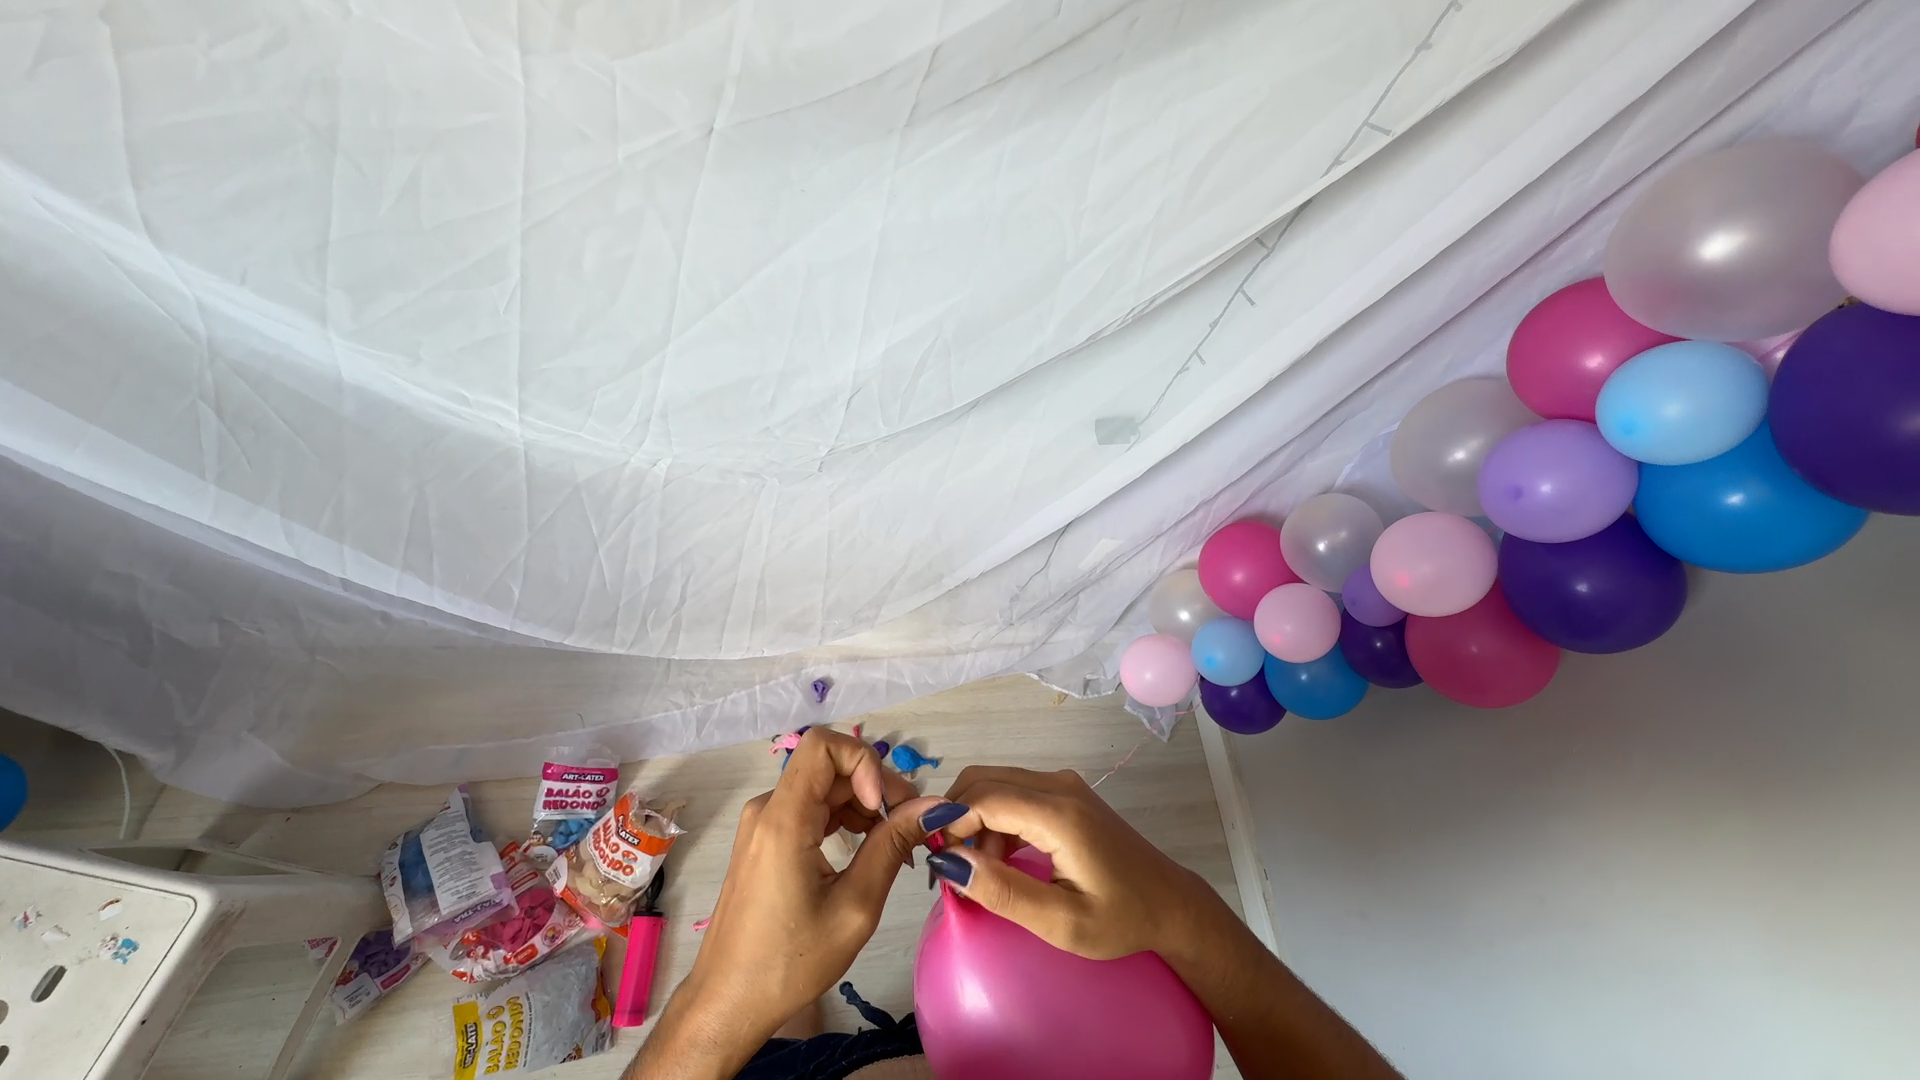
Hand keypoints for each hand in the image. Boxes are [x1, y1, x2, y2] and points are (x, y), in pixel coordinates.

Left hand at [629, 728, 942, 1078]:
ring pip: (824, 785)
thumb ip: (893, 846)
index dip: (864, 762)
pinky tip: (868, 849)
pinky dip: (845, 817)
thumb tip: (933, 806)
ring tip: (895, 843)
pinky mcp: (766, 838)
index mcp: (783, 818)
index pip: (824, 745)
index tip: (884, 806)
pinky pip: (811, 807)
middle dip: (876, 786)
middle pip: (830, 766)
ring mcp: (763, 822)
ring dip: (864, 803)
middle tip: (910, 826)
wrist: (728, 1002)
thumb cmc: (790, 962)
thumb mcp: (855, 907)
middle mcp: (768, 808)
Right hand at [923, 765, 1214, 961]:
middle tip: (952, 866)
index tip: (936, 862)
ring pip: (996, 782)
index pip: (984, 797)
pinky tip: (1001, 857)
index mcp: (1059, 814)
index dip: (949, 823)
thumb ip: (1003, 891)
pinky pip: (1014, 791)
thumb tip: (949, 862)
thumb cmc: (1120, 919)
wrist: (1170, 903)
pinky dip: (994, 817)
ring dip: (975, 819)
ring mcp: (1063, 784)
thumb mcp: (1061, 922)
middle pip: (984, 780)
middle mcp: (1058, 785)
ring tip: (980, 871)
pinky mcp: (1065, 792)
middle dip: (956, 817)